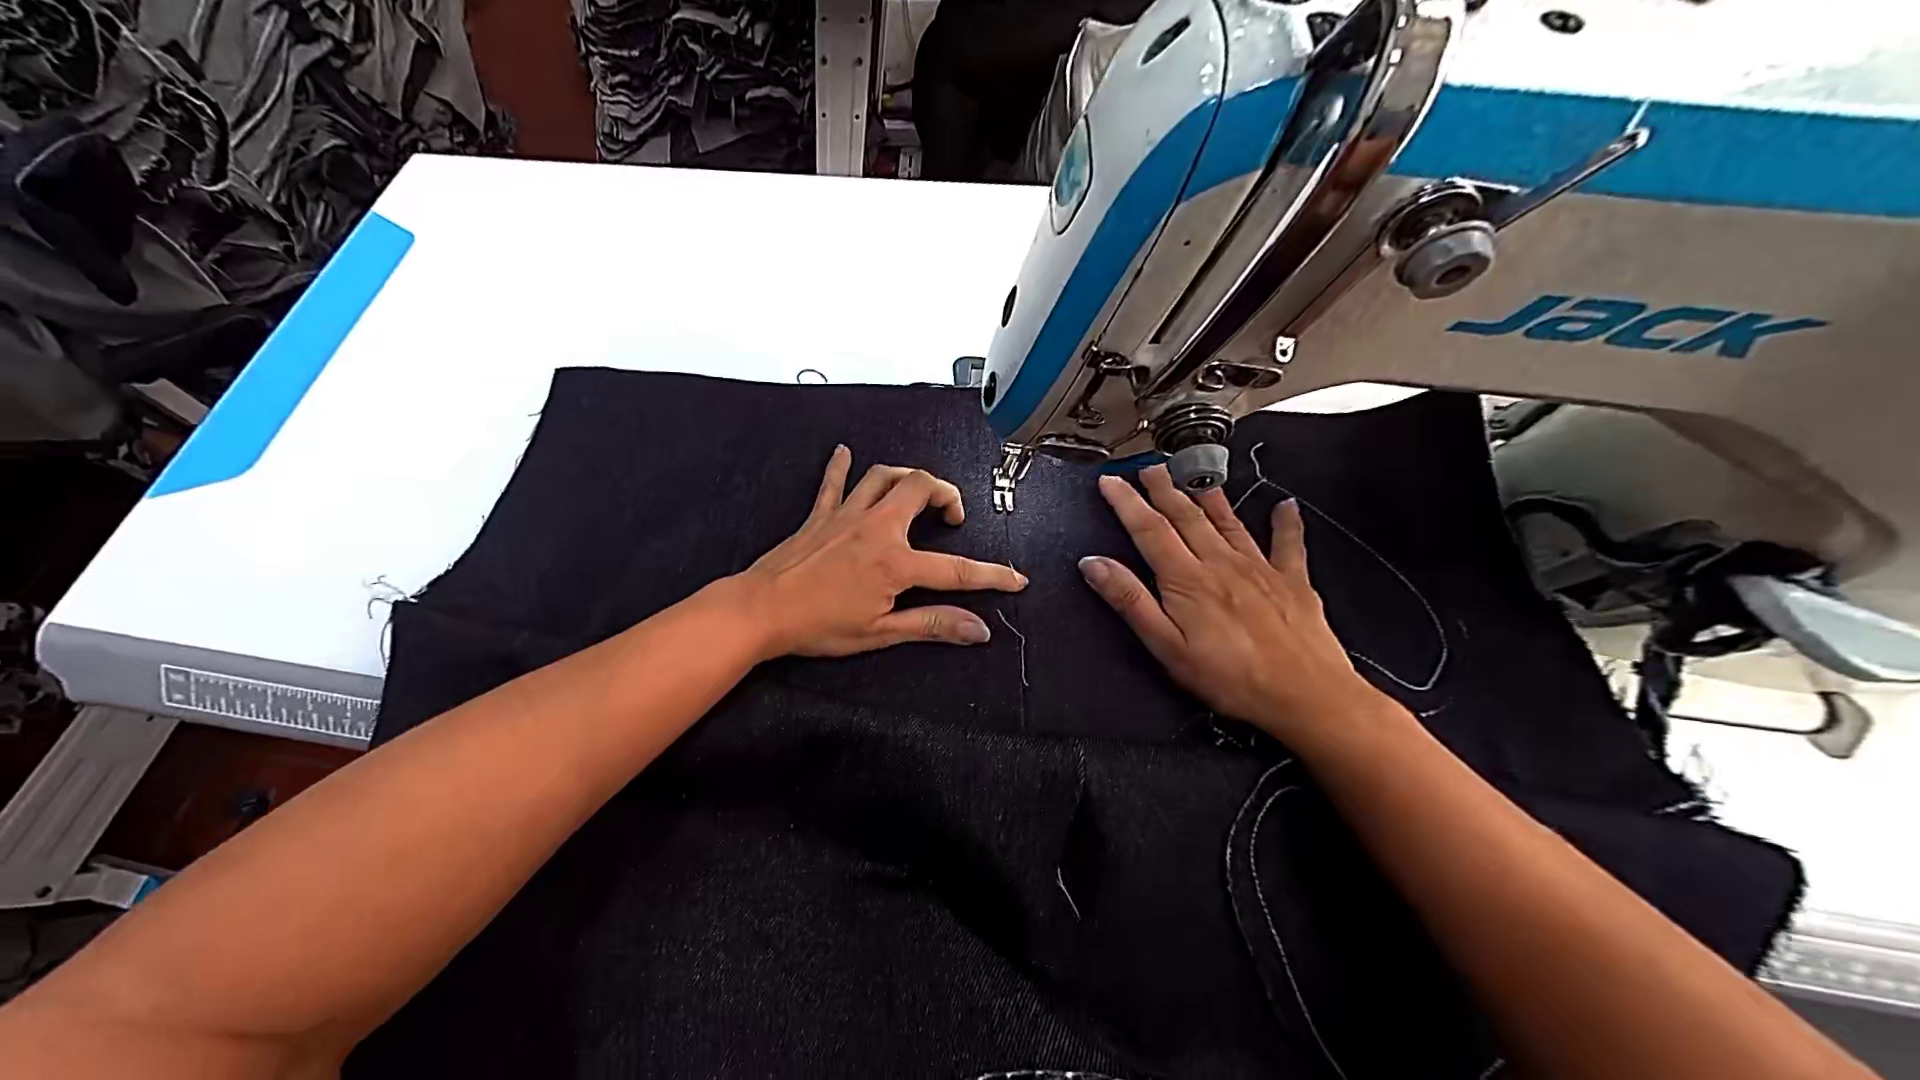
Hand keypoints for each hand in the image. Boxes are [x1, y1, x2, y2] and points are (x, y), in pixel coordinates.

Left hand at [730, 445, 1026, 659]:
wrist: (759, 611)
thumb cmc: (815, 625)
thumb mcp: (881, 633)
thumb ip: (932, 625)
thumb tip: (976, 629)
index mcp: (894, 563)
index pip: (957, 569)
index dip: (992, 575)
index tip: (1014, 577)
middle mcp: (875, 529)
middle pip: (921, 488)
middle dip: (946, 494)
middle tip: (951, 514)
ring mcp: (846, 516)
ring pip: (883, 476)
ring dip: (906, 476)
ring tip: (918, 488)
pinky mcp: (819, 516)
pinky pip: (833, 482)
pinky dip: (840, 466)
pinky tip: (844, 452)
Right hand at [1078, 465, 1392, 742]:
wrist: (1305, 694)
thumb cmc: (1231, 678)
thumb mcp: (1167, 647)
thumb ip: (1130, 601)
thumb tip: (1094, 563)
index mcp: (1187, 579)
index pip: (1149, 529)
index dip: (1126, 502)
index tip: (1110, 481)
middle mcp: (1221, 563)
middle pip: (1186, 516)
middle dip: (1163, 489)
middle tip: (1148, 468)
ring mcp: (1260, 568)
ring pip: (1227, 521)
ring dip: (1206, 495)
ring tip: (1192, 475)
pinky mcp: (1292, 581)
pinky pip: (1288, 543)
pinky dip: (1285, 522)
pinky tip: (1285, 505)